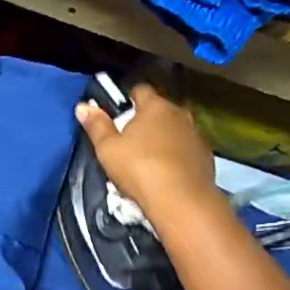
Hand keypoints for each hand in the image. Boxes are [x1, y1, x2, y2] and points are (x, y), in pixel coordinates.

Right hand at [75, 84, 221, 219]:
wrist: (181, 200)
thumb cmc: (139, 169)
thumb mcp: (108, 150)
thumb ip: (96, 126)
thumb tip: (82, 106)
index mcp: (155, 106)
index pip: (141, 90)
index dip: (128, 99)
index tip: (119, 115)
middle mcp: (179, 113)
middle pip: (160, 110)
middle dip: (147, 121)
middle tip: (131, 143)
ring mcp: (196, 134)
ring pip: (176, 130)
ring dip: (164, 139)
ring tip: (150, 161)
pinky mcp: (206, 156)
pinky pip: (187, 150)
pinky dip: (178, 156)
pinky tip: (168, 174)